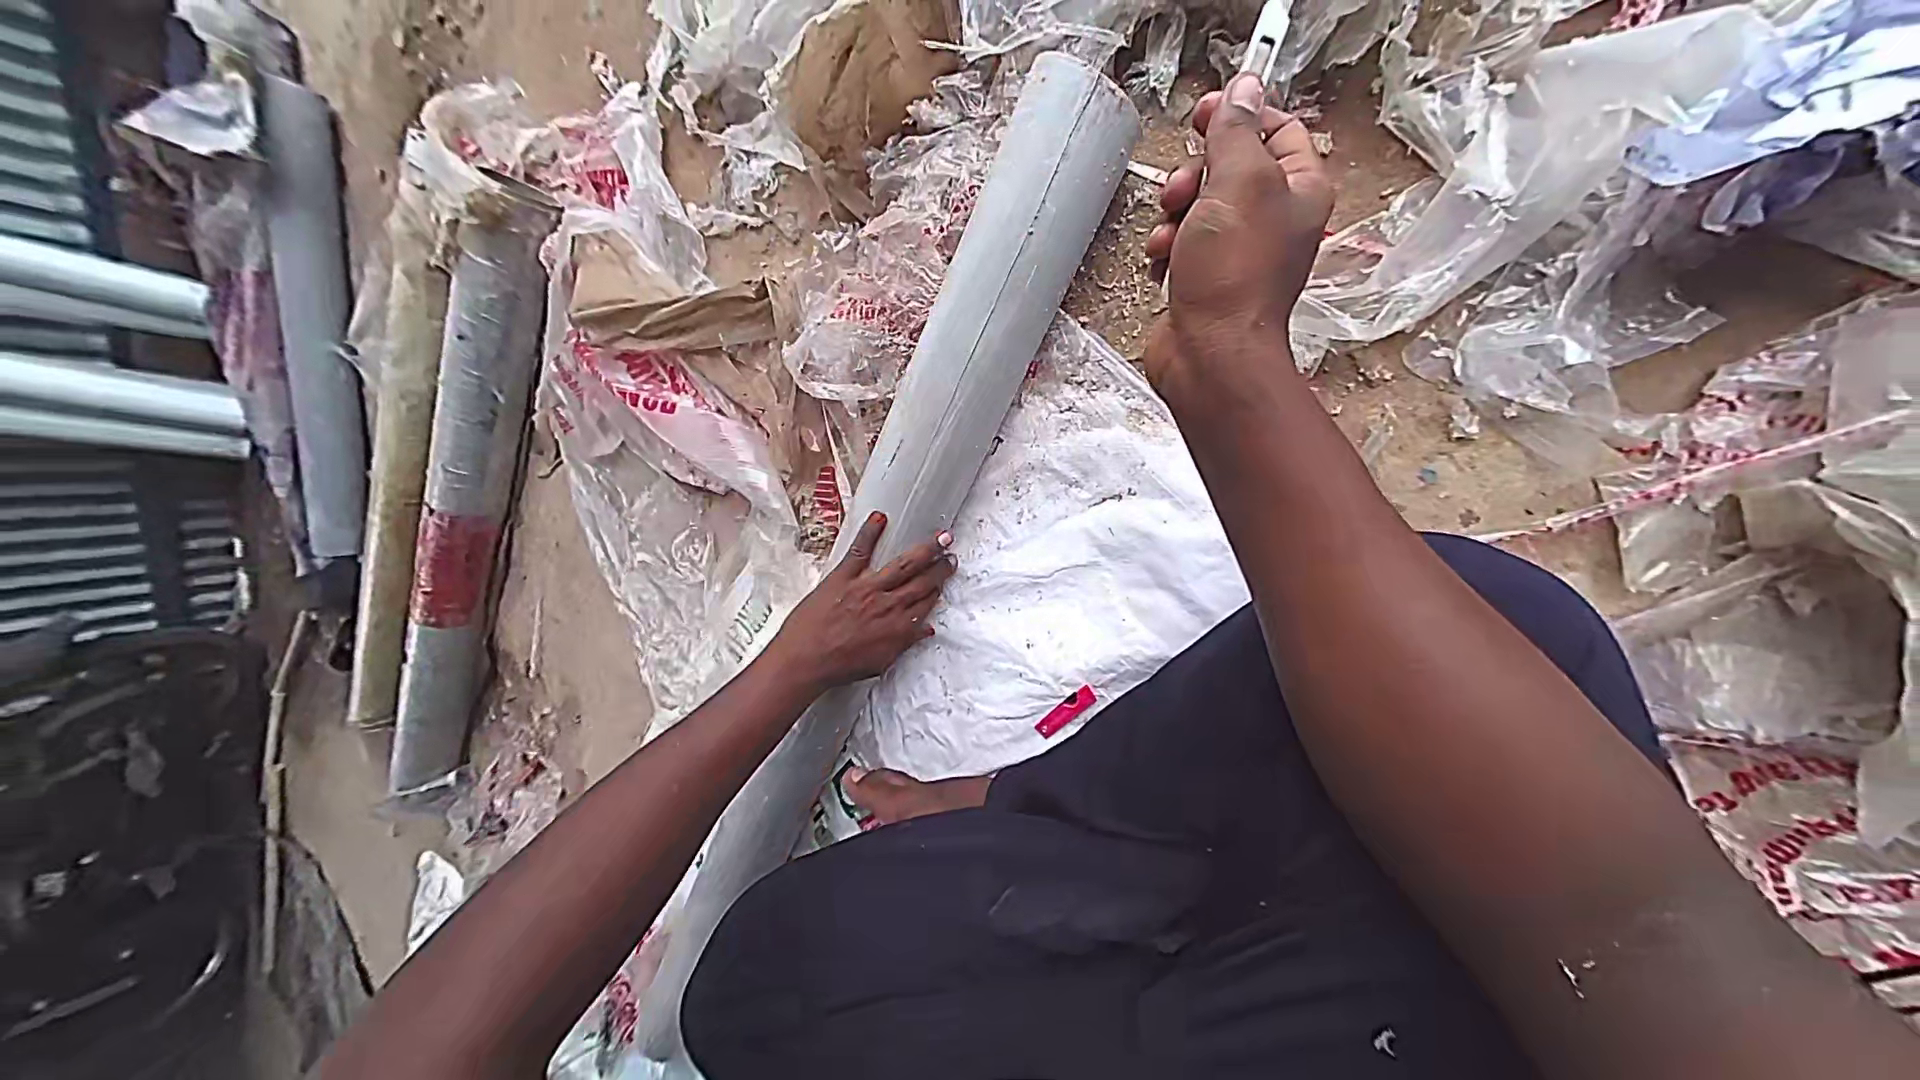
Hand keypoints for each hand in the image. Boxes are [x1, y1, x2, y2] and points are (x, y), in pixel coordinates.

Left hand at [762, 511, 954, 694]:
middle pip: (923, 581)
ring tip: (939, 538)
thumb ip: (904, 643)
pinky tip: (880, 518)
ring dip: (924, 550)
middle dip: (940, 567)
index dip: (938, 589)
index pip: (926, 602)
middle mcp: (887, 604)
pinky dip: (870, 532)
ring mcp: (866, 588)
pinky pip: (861, 550)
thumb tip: (923, 631)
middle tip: (950, 555)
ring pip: (903, 564)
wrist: (804, 661)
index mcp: (897, 627)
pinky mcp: (843, 577)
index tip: (944, 579)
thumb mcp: (880, 661)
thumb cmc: (837, 664)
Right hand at [1143, 73, 1333, 397]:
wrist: (1208, 353)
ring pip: (1196, 207)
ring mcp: (1236, 252)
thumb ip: (1236, 130)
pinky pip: (1179, 244)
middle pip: (1226, 168)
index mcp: (1299, 189)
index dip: (1239, 115)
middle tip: (1184, 192)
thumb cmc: (1233, 280)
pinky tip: (1165, 262)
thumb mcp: (1238, 183)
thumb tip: (1242, 90)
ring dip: (1174, 216)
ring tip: (1172, 237)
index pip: (1275, 128)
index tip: (1205, 113)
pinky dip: (1166, 249)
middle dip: (1195, 176)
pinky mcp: (1204, 278)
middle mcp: (1271, 219)